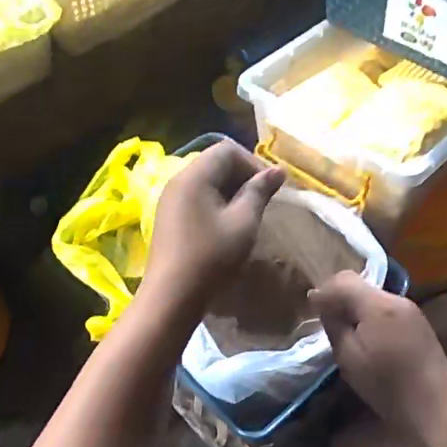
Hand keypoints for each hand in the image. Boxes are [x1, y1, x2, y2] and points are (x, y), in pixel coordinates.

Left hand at [143, 143, 285, 310]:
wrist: (172, 296)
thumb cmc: (212, 257)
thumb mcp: (243, 223)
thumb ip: (259, 192)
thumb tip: (277, 171)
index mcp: (194, 176)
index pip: (228, 150)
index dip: (254, 164)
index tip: (272, 190)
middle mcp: (178, 181)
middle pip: (216, 163)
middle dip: (244, 177)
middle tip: (264, 203)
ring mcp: (170, 200)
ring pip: (207, 182)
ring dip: (232, 192)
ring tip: (249, 216)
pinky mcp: (169, 218)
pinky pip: (197, 198)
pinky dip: (217, 204)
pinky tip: (228, 227)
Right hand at [308, 271, 446, 433]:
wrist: (435, 402)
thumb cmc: (387, 385)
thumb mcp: (349, 358)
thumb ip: (334, 325)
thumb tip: (322, 302)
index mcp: (378, 306)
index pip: (343, 281)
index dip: (324, 292)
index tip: (311, 310)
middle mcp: (396, 299)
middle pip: (360, 285)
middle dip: (339, 297)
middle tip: (326, 320)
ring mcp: (411, 308)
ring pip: (373, 296)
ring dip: (356, 306)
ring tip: (345, 330)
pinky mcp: (417, 321)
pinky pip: (386, 307)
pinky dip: (371, 315)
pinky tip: (367, 336)